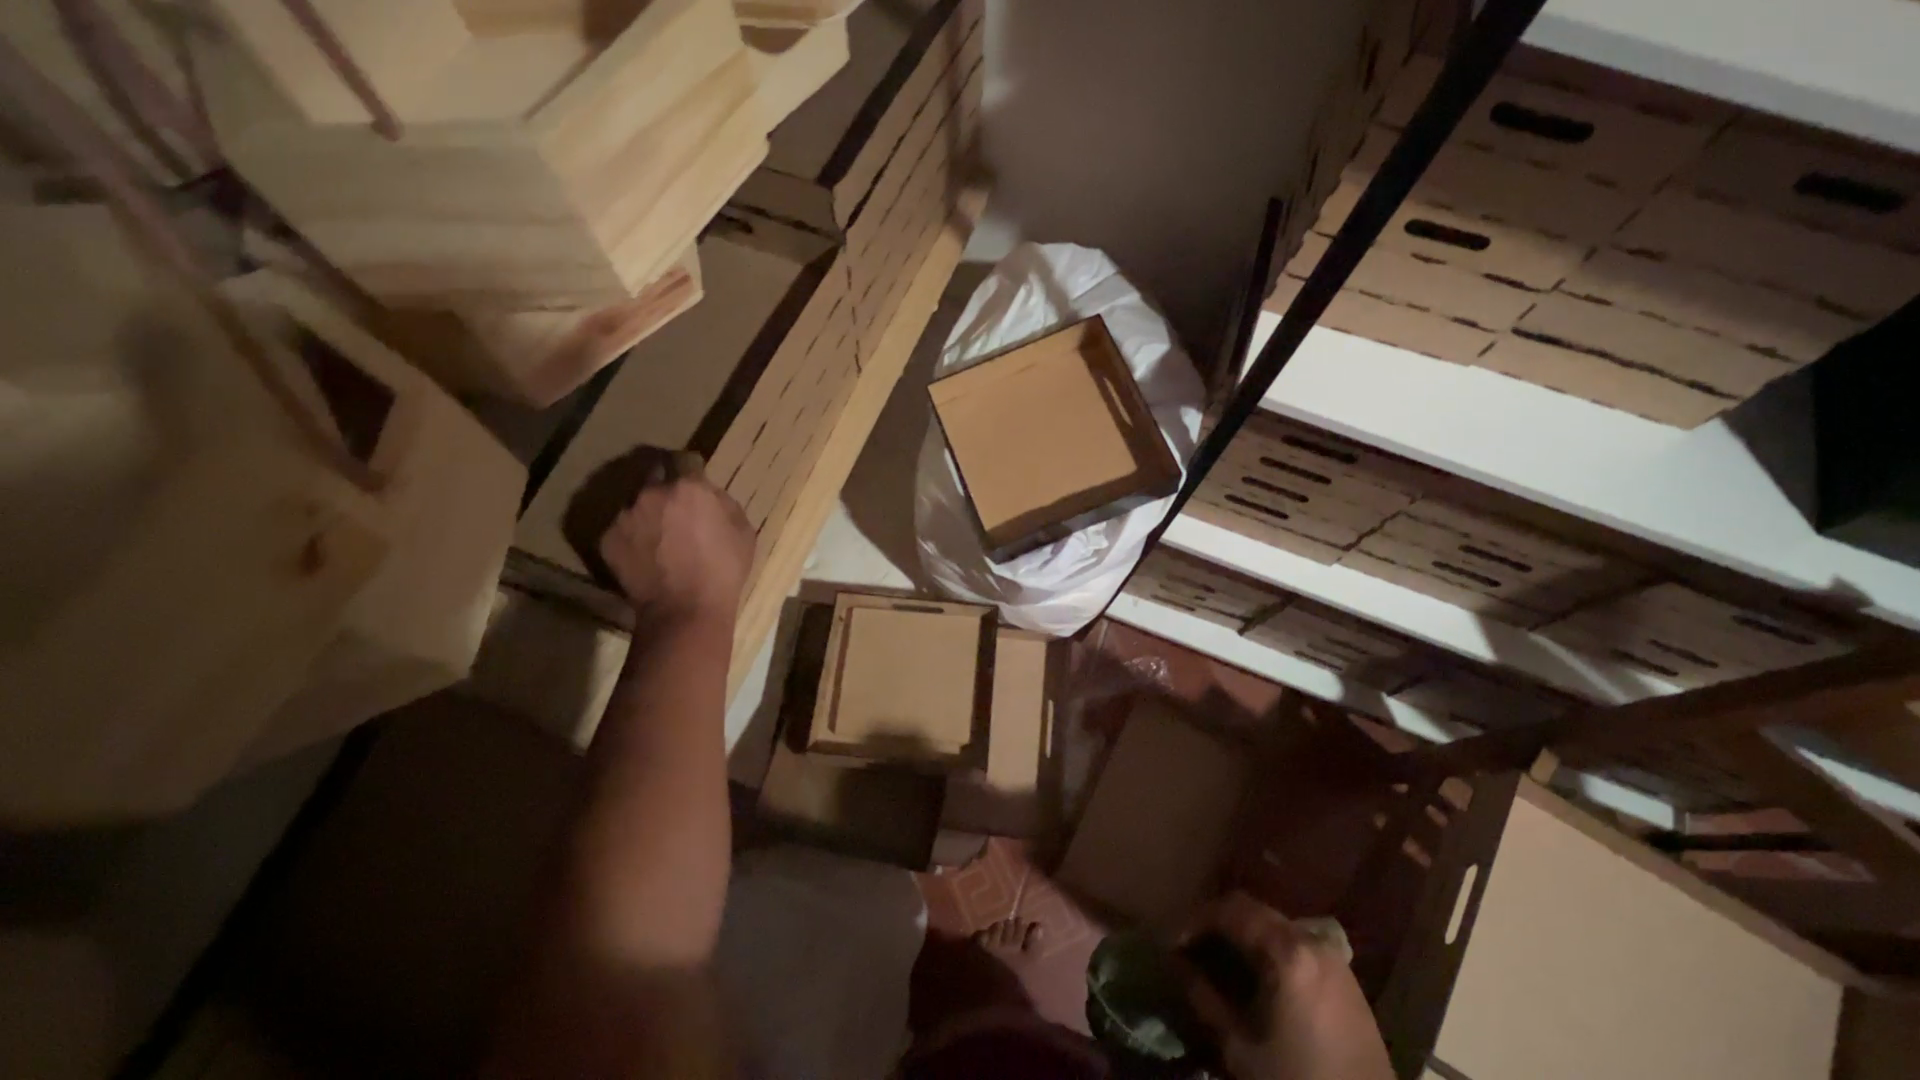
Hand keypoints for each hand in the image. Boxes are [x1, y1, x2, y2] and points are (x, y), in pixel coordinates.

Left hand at [598, 475, 753, 626]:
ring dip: (646, 516)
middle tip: (675, 514)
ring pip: (636, 505)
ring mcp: (625, 515)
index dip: (690, 470)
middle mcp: (651, 492)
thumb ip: (724, 504)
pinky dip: (632, 540)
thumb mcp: (743, 532)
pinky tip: (645, 559)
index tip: (693, 484)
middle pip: (655, 479)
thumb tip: (710, 496)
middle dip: (664, 491)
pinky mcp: (607, 539)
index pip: (685, 460)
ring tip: (658, 541)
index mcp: (688, 486)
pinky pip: (621, 531)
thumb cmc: (723, 572)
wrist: (684, 612)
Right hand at [1183, 893, 1392, 1079]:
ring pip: (1275, 927)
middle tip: (1189, 950)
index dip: (1194, 920)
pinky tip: (1254, 979)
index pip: (1231, 910)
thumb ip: (1203, 998)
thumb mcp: (1239, 1047)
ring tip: (1217, 963)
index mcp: (1287, 953)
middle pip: (1254, 911)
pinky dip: (1268, 950)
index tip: (1171, 945)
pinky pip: (1297, 946)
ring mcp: (1333, 958)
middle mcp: (1312, 942)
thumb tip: (1177, 964)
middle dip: (1216, 924)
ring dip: (1242, 936)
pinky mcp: (1345, 978)